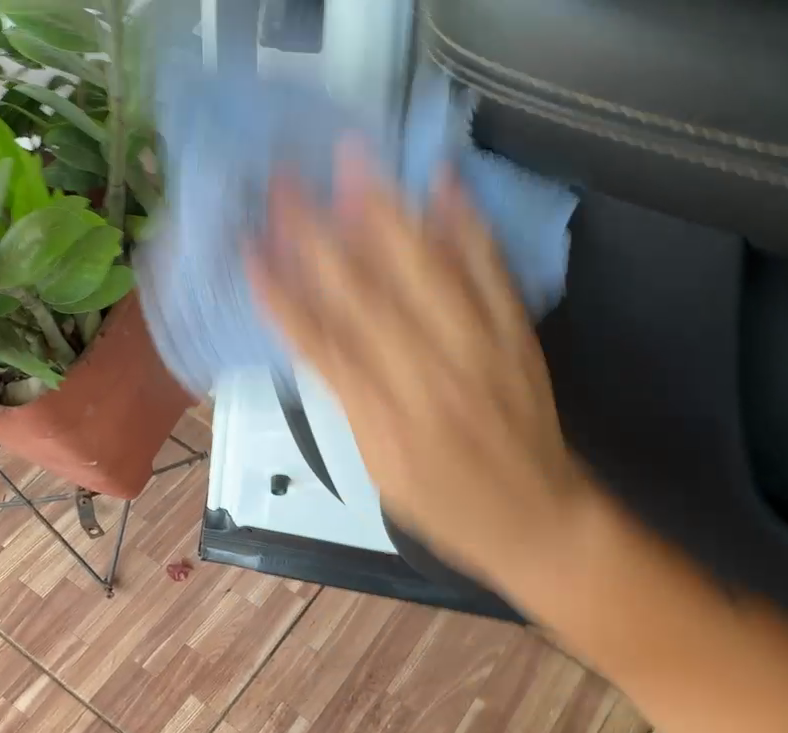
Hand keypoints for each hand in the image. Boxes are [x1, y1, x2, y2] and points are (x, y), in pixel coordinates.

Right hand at [247, 144, 592, 585]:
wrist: (536, 519)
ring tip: (353, 159)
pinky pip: (490, 271)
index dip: (282, 295)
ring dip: (385, 212)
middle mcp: (427, 373)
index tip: (251, 250)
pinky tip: (444, 181)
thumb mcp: (382, 471)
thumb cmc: (448, 505)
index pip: (322, 343)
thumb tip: (321, 344)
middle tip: (286, 181)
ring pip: (424, 270)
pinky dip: (467, 224)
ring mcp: (477, 346)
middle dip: (319, 235)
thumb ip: (353, 405)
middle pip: (364, 294)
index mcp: (384, 415)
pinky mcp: (515, 332)